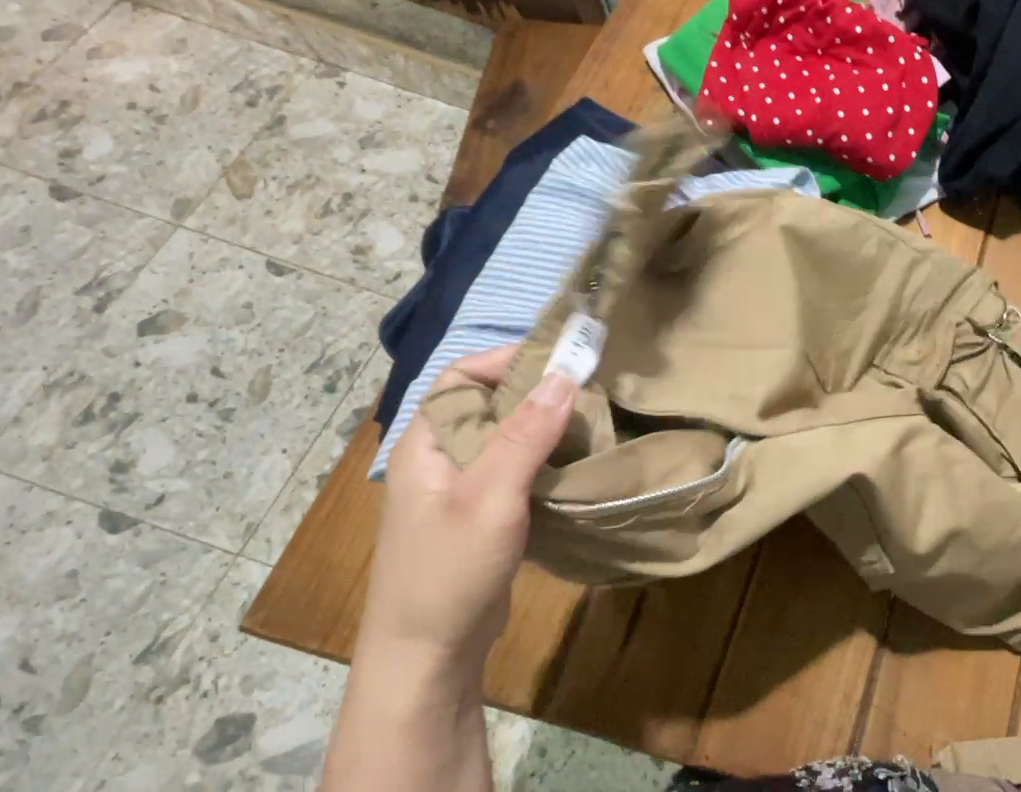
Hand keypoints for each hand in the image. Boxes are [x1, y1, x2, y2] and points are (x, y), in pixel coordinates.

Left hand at [361, 346, 574, 671]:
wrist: (428, 659)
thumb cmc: (448, 572)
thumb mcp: (490, 497)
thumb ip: (526, 434)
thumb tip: (566, 373)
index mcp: (426, 443)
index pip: (462, 377)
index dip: (508, 361)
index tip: (564, 362)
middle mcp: (441, 458)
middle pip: (490, 404)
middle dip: (538, 393)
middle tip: (592, 391)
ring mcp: (461, 489)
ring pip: (508, 438)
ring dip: (548, 428)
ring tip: (594, 423)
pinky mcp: (484, 514)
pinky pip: (517, 469)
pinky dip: (548, 460)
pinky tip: (579, 464)